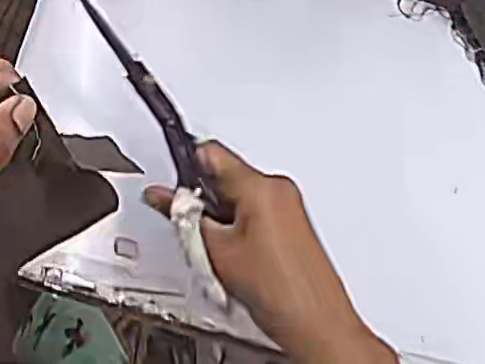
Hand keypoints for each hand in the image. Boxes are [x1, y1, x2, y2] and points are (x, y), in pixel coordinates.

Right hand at [145, 143, 393, 363]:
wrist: (323, 333)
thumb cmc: (283, 297)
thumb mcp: (217, 252)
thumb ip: (183, 216)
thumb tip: (161, 196)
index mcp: (259, 186)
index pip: (208, 152)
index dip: (185, 170)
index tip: (175, 188)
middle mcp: (278, 187)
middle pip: (222, 175)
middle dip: (205, 200)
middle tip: (199, 230)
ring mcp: (289, 204)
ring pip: (238, 193)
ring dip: (223, 215)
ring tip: (223, 252)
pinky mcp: (294, 221)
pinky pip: (256, 208)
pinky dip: (241, 225)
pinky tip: (241, 257)